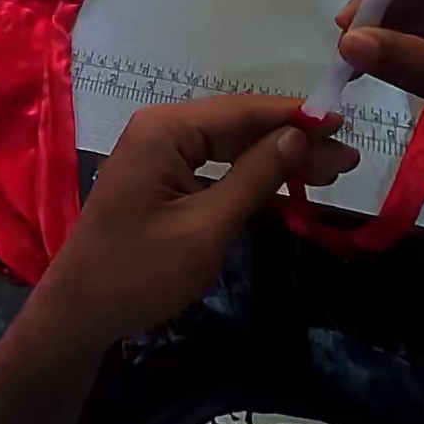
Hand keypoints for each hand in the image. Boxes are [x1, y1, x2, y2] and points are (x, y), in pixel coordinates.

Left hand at [34, 95, 359, 344]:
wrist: (79, 312)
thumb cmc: (140, 272)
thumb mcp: (206, 228)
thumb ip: (255, 177)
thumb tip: (298, 135)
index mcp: (166, 127)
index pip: (241, 111)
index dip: (293, 114)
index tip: (340, 120)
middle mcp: (162, 126)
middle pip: (238, 125)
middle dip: (291, 139)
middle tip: (344, 157)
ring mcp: (159, 148)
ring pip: (229, 143)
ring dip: (275, 156)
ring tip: (328, 169)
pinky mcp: (161, 172)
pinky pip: (213, 162)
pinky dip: (249, 173)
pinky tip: (284, 180)